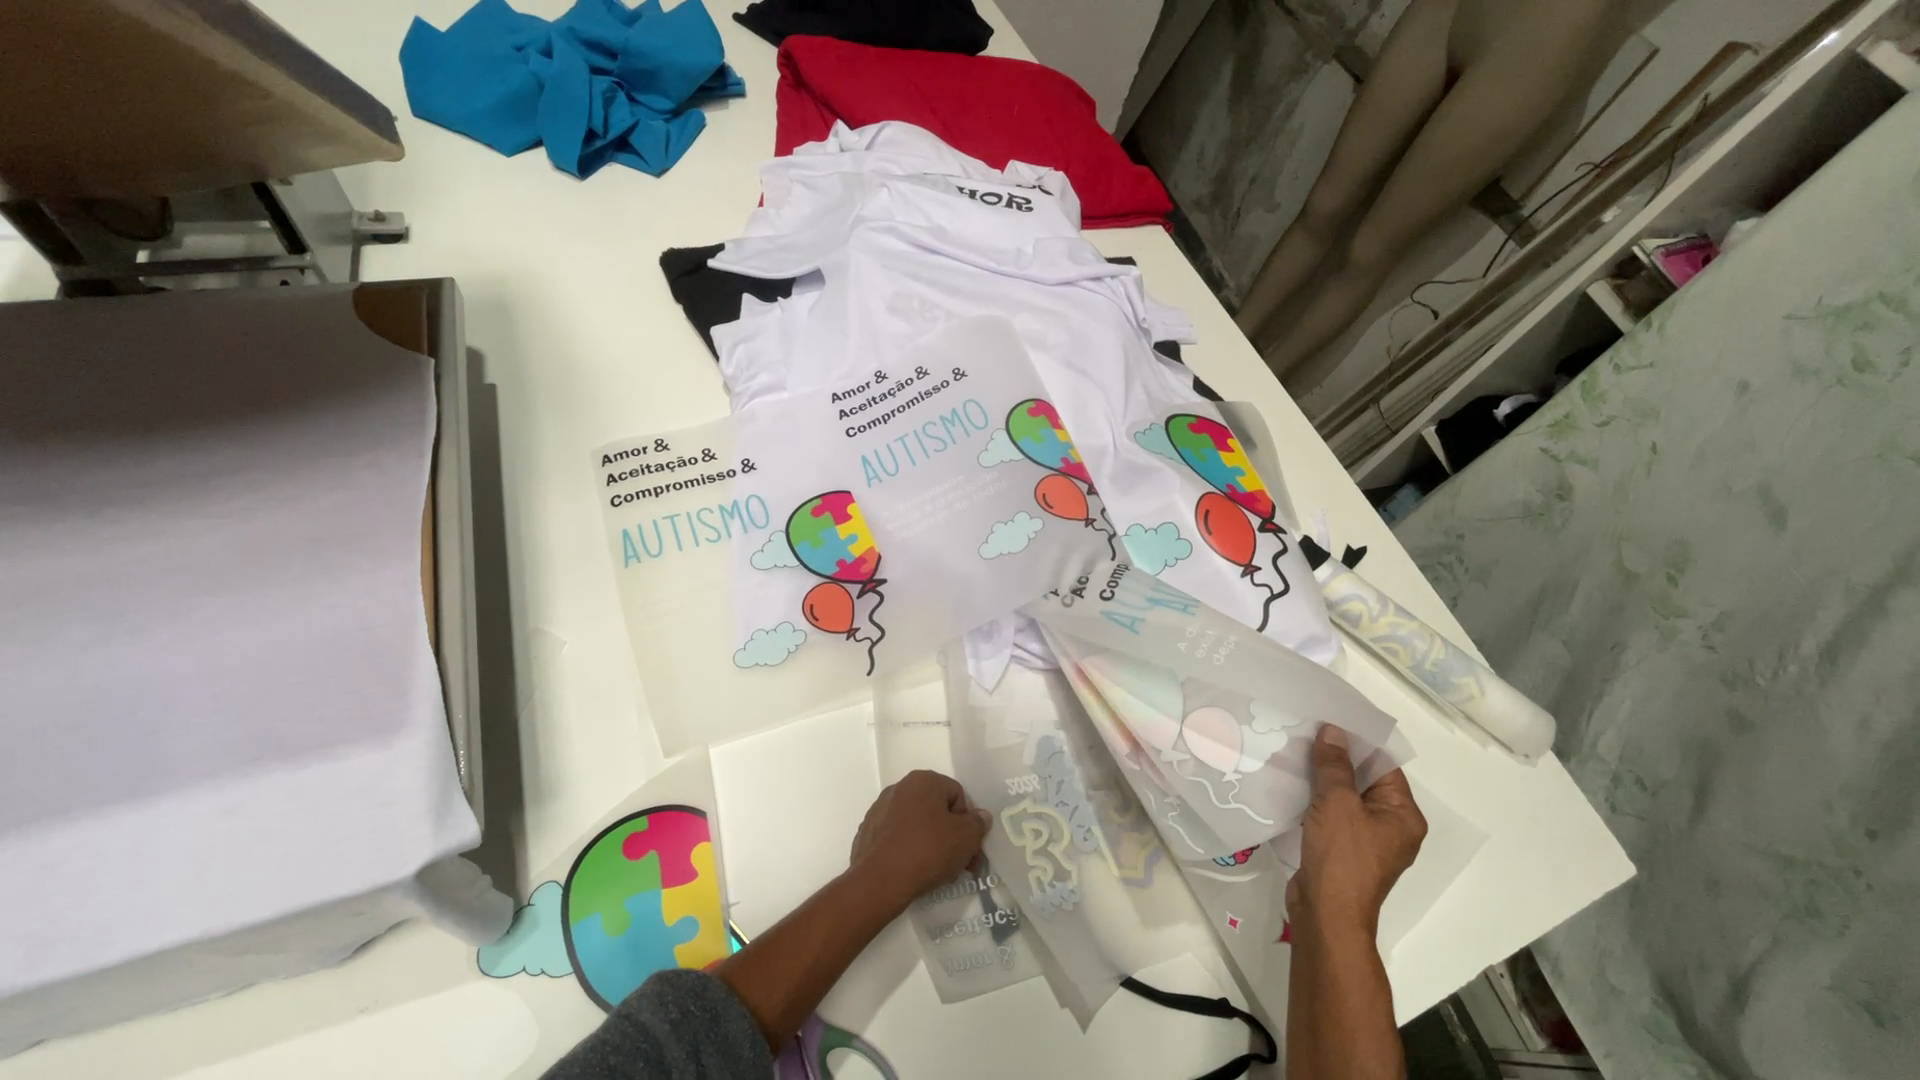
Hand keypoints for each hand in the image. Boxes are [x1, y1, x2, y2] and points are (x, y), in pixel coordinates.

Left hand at [848, 770, 991, 912]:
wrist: (879, 881)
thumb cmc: (928, 850)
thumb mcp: (966, 837)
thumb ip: (978, 823)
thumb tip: (979, 816)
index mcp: (923, 781)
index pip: (957, 795)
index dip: (968, 822)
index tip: (970, 847)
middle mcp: (899, 788)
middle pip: (936, 810)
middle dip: (951, 835)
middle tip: (960, 863)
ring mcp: (879, 810)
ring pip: (917, 825)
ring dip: (932, 843)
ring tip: (939, 871)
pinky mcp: (868, 833)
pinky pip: (897, 838)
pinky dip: (909, 850)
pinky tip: (914, 871)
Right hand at [1286, 725, 1426, 935]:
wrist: (1326, 914)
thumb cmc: (1341, 856)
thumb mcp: (1336, 802)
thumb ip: (1334, 765)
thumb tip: (1333, 732)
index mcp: (1403, 815)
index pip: (1383, 766)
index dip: (1356, 742)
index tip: (1327, 721)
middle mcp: (1391, 827)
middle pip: (1364, 781)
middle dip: (1335, 759)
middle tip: (1305, 734)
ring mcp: (1366, 842)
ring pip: (1345, 800)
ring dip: (1322, 780)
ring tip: (1293, 755)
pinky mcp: (1342, 853)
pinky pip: (1331, 817)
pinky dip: (1315, 802)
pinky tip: (1291, 787)